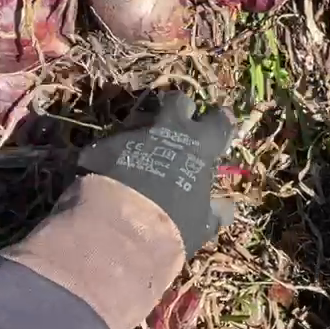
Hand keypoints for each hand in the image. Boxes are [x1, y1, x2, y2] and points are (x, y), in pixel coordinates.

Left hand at [77, 91, 234, 257]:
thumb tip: (225, 209)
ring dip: (144, 130)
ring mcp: (133, 133)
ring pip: (141, 117)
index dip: (222, 122)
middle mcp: (169, 129)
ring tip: (141, 151)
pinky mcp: (103, 145)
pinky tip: (108, 174)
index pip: (219, 121)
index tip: (221, 124)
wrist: (122, 227)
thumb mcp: (201, 224)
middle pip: (178, 101)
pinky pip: (110, 144)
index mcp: (200, 144)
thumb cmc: (174, 223)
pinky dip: (112, 155)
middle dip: (180, 109)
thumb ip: (214, 212)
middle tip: (179, 125)